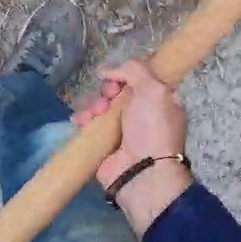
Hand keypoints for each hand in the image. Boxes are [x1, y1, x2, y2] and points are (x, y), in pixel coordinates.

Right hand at [74, 60, 192, 234]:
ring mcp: (122, 130)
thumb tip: (107, 70)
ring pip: (100, 106)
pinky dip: (83, 120)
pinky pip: (89, 124)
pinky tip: (81, 121)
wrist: (142, 171)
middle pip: (116, 91)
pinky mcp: (103, 144)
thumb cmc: (153, 128)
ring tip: (95, 114)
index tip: (119, 79)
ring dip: (93, 105)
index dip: (125, 75)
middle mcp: (141, 114)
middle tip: (107, 98)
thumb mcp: (154, 89)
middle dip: (107, 90)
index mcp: (160, 101)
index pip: (139, 80)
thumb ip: (133, 70)